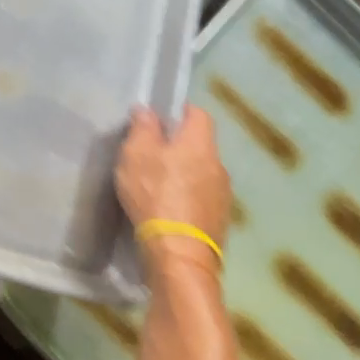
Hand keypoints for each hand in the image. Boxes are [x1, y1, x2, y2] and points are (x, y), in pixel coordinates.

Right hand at [116, 106, 230, 272]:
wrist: (179, 249)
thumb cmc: (154, 192)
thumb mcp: (136, 154)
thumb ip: (143, 129)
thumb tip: (148, 111)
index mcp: (199, 145)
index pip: (199, 115)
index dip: (181, 110)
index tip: (161, 115)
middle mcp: (218, 165)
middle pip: (200, 144)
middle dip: (179, 143)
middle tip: (151, 149)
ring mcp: (223, 193)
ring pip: (202, 170)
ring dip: (183, 170)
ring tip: (157, 179)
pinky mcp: (220, 217)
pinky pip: (203, 193)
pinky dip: (187, 192)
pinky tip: (168, 202)